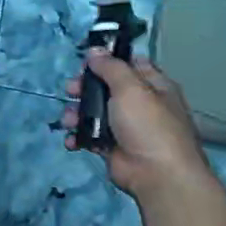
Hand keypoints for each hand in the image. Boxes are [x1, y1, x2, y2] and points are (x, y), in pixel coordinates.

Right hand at [63, 50, 215, 201]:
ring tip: (68, 120)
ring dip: (76, 113)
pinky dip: (78, 136)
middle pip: (105, 87)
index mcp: (152, 86)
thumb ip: (110, 67)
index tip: (87, 61)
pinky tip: (72, 140)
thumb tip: (94, 50)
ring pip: (93, 111)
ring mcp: (125, 127)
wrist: (157, 175)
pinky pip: (89, 135)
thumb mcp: (130, 88)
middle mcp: (139, 104)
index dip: (108, 60)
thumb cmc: (148, 124)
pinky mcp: (111, 147)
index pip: (129, 64)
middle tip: (71, 90)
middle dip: (84, 88)